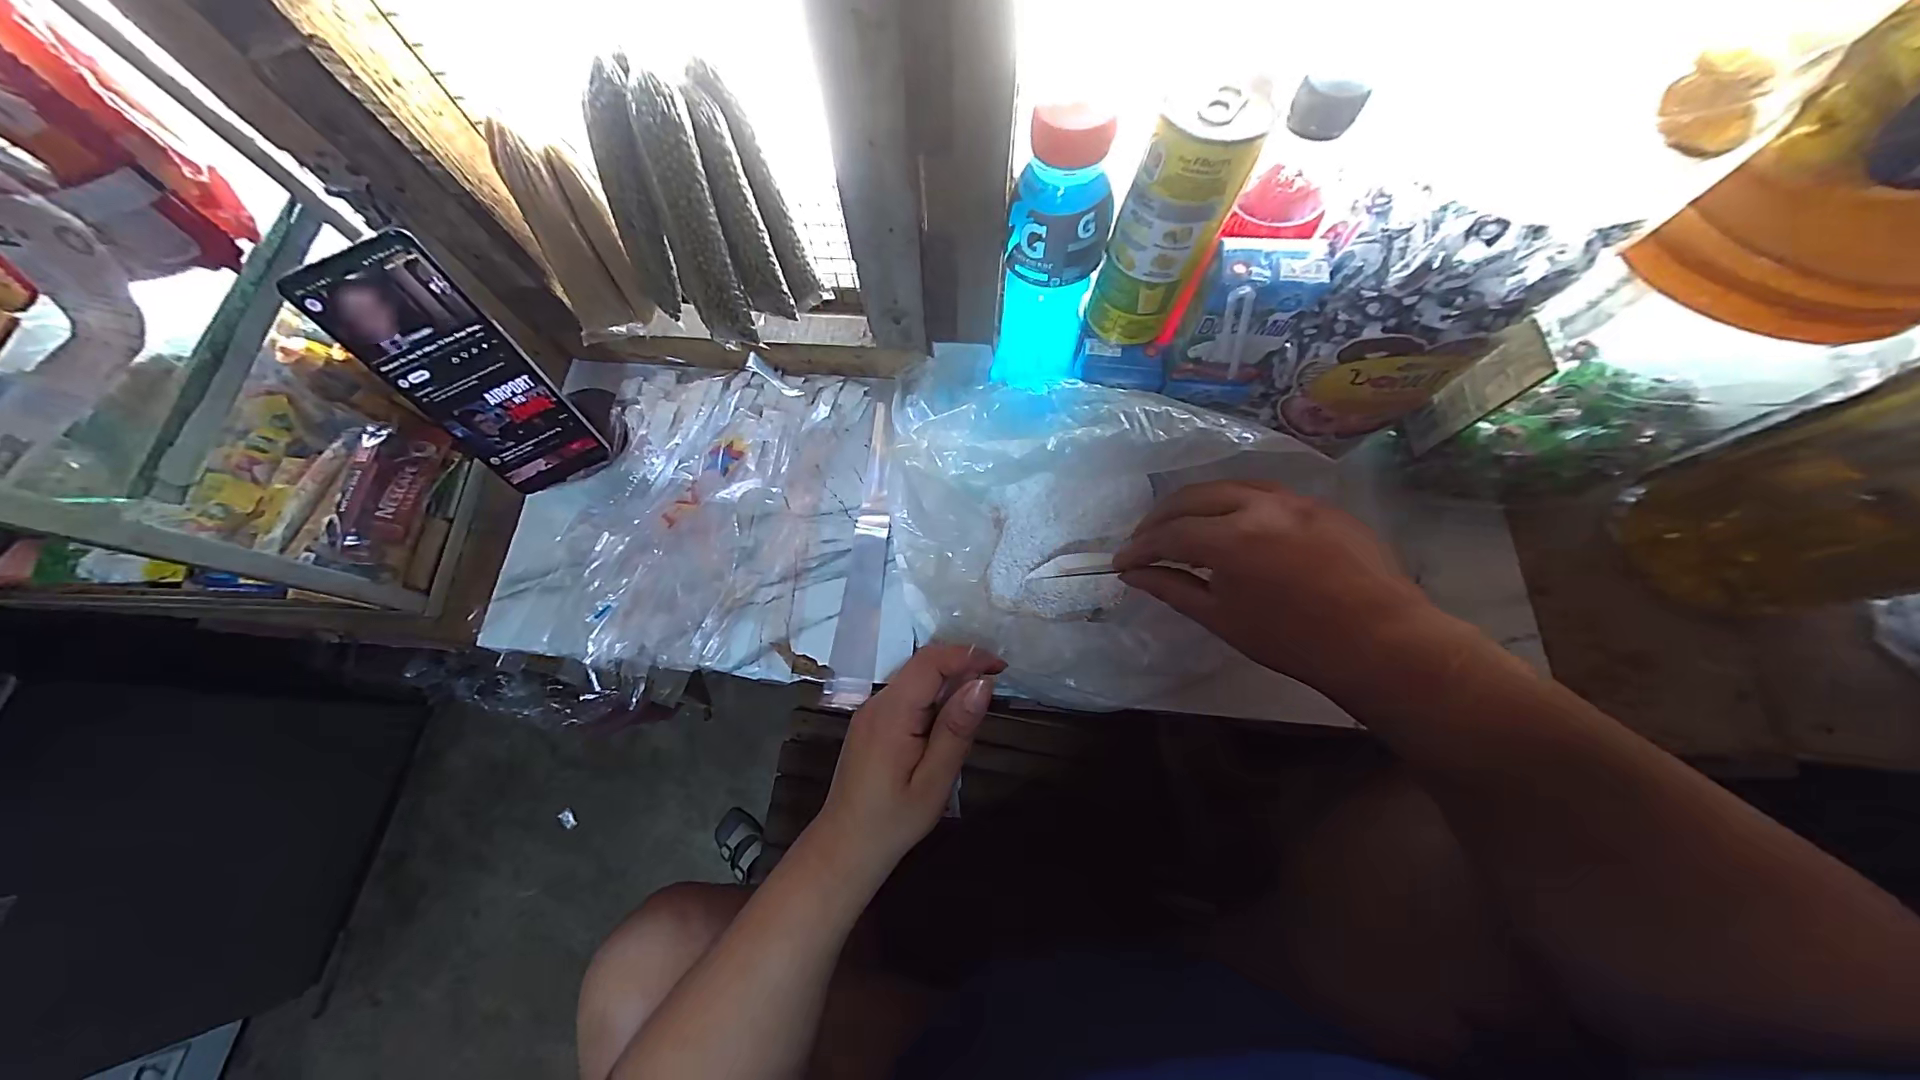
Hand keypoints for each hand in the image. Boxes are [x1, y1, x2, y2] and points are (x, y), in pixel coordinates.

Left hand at [806, 644, 1004, 882]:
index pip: (929, 662)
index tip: (1000, 667)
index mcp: (891, 714)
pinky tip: (950, 717)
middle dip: (961, 664)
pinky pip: (906, 694)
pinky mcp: (872, 722)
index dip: (967, 655)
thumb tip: (982, 684)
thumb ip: (956, 729)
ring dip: (949, 679)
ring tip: (979, 700)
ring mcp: (871, 711)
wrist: (845, 848)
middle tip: (997, 682)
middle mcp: (877, 703)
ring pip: (914, 677)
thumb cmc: (893, 821)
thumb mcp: (934, 781)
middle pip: (921, 664)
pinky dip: (933, 695)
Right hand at [1113, 480, 1445, 695]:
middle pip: (1192, 497)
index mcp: (1232, 538)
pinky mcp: (1320, 504)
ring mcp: (1294, 499)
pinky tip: (1234, 527)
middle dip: (1160, 518)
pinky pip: (1265, 494)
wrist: (1381, 641)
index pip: (1169, 534)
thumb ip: (1173, 588)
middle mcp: (1259, 505)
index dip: (1139, 548)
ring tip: (1183, 527)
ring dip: (1197, 504)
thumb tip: (1134, 574)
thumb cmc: (1293, 640)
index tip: (1121, 562)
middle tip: (1143, 542)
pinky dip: (1236, 505)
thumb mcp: (1222, 618)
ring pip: (1229, 487)